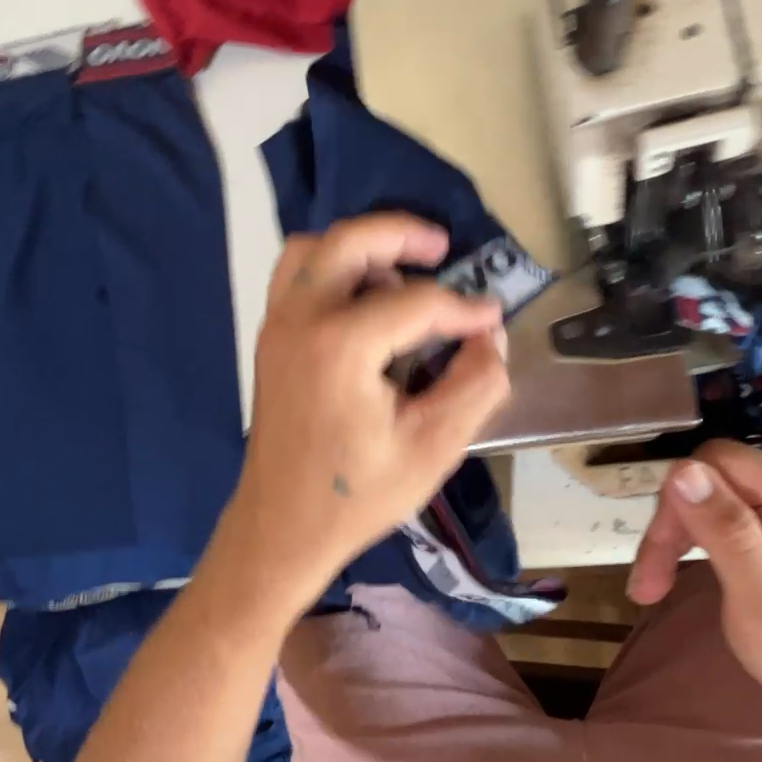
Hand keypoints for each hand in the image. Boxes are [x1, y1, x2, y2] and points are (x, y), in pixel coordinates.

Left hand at [222, 213, 509, 602]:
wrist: (281, 527)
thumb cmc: (356, 495)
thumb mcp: (434, 447)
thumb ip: (476, 384)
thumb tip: (490, 336)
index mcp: (341, 345)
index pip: (416, 301)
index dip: (463, 307)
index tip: (492, 320)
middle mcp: (301, 321)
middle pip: (349, 242)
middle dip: (400, 233)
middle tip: (442, 247)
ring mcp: (277, 328)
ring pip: (313, 252)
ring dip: (359, 249)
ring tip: (401, 275)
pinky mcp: (270, 342)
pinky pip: (296, 279)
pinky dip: (331, 270)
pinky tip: (364, 304)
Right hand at [628, 440, 761, 734]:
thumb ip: (729, 533)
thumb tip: (680, 469)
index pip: (717, 462)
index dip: (677, 502)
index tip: (657, 559)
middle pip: (708, 477)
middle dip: (671, 527)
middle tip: (648, 586)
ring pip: (704, 496)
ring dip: (672, 539)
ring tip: (652, 588)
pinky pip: (715, 515)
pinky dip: (687, 544)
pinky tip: (673, 575)